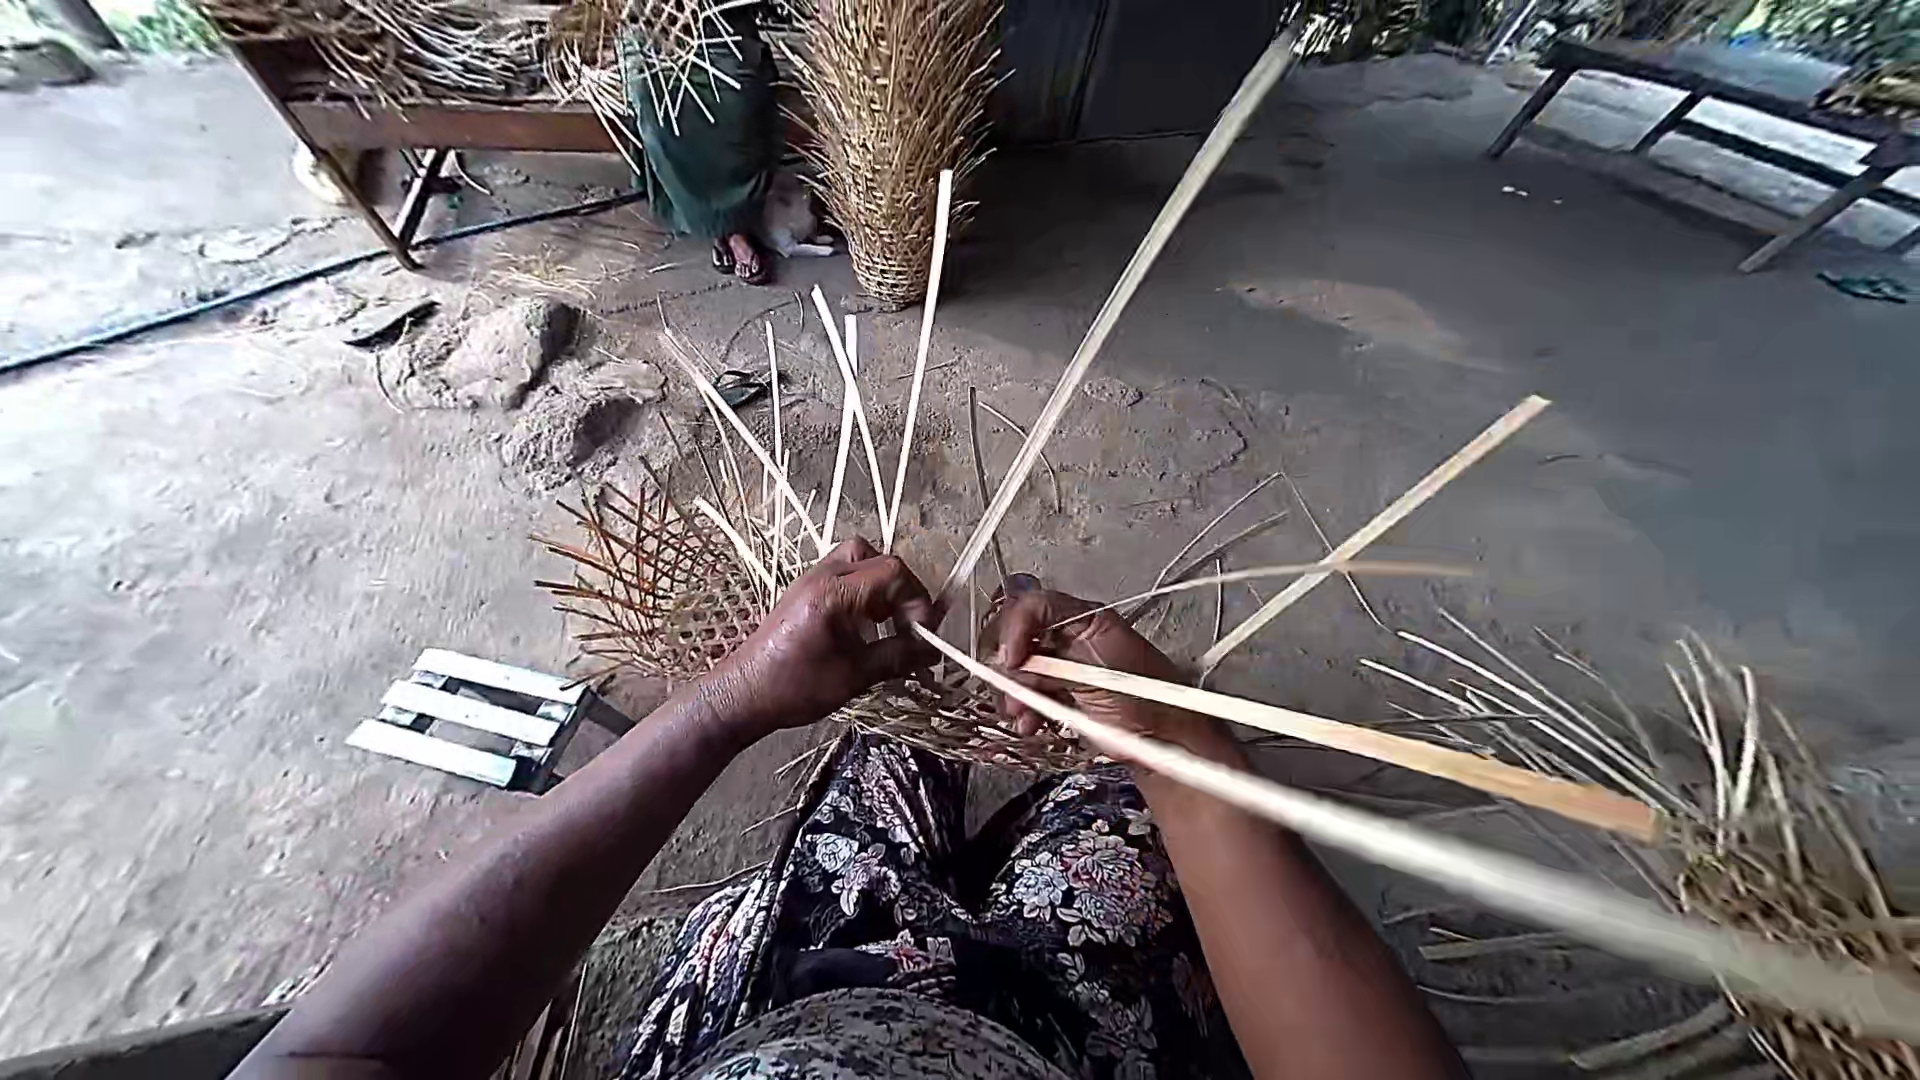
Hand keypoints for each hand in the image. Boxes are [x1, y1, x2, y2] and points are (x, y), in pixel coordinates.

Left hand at [703, 538, 936, 740]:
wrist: (743, 694)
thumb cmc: (795, 687)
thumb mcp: (855, 676)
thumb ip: (898, 657)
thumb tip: (932, 652)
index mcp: (834, 593)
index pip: (892, 571)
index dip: (916, 599)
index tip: (922, 633)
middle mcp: (822, 575)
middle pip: (878, 557)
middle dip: (901, 589)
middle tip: (906, 624)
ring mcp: (810, 579)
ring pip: (859, 558)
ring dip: (882, 586)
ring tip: (885, 622)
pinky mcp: (804, 590)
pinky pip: (844, 573)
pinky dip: (863, 590)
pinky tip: (863, 624)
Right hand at [986, 581, 1244, 768]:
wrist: (1166, 739)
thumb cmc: (1145, 699)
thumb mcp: (1095, 676)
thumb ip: (1049, 667)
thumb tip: (1007, 665)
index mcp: (1083, 618)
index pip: (1034, 605)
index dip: (1015, 628)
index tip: (1012, 660)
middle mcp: (1067, 634)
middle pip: (1018, 635)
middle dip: (1009, 664)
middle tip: (1012, 691)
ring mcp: (1061, 663)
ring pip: (1017, 667)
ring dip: (1013, 692)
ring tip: (1022, 716)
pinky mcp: (1058, 690)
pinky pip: (1026, 691)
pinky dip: (1022, 708)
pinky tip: (1029, 725)